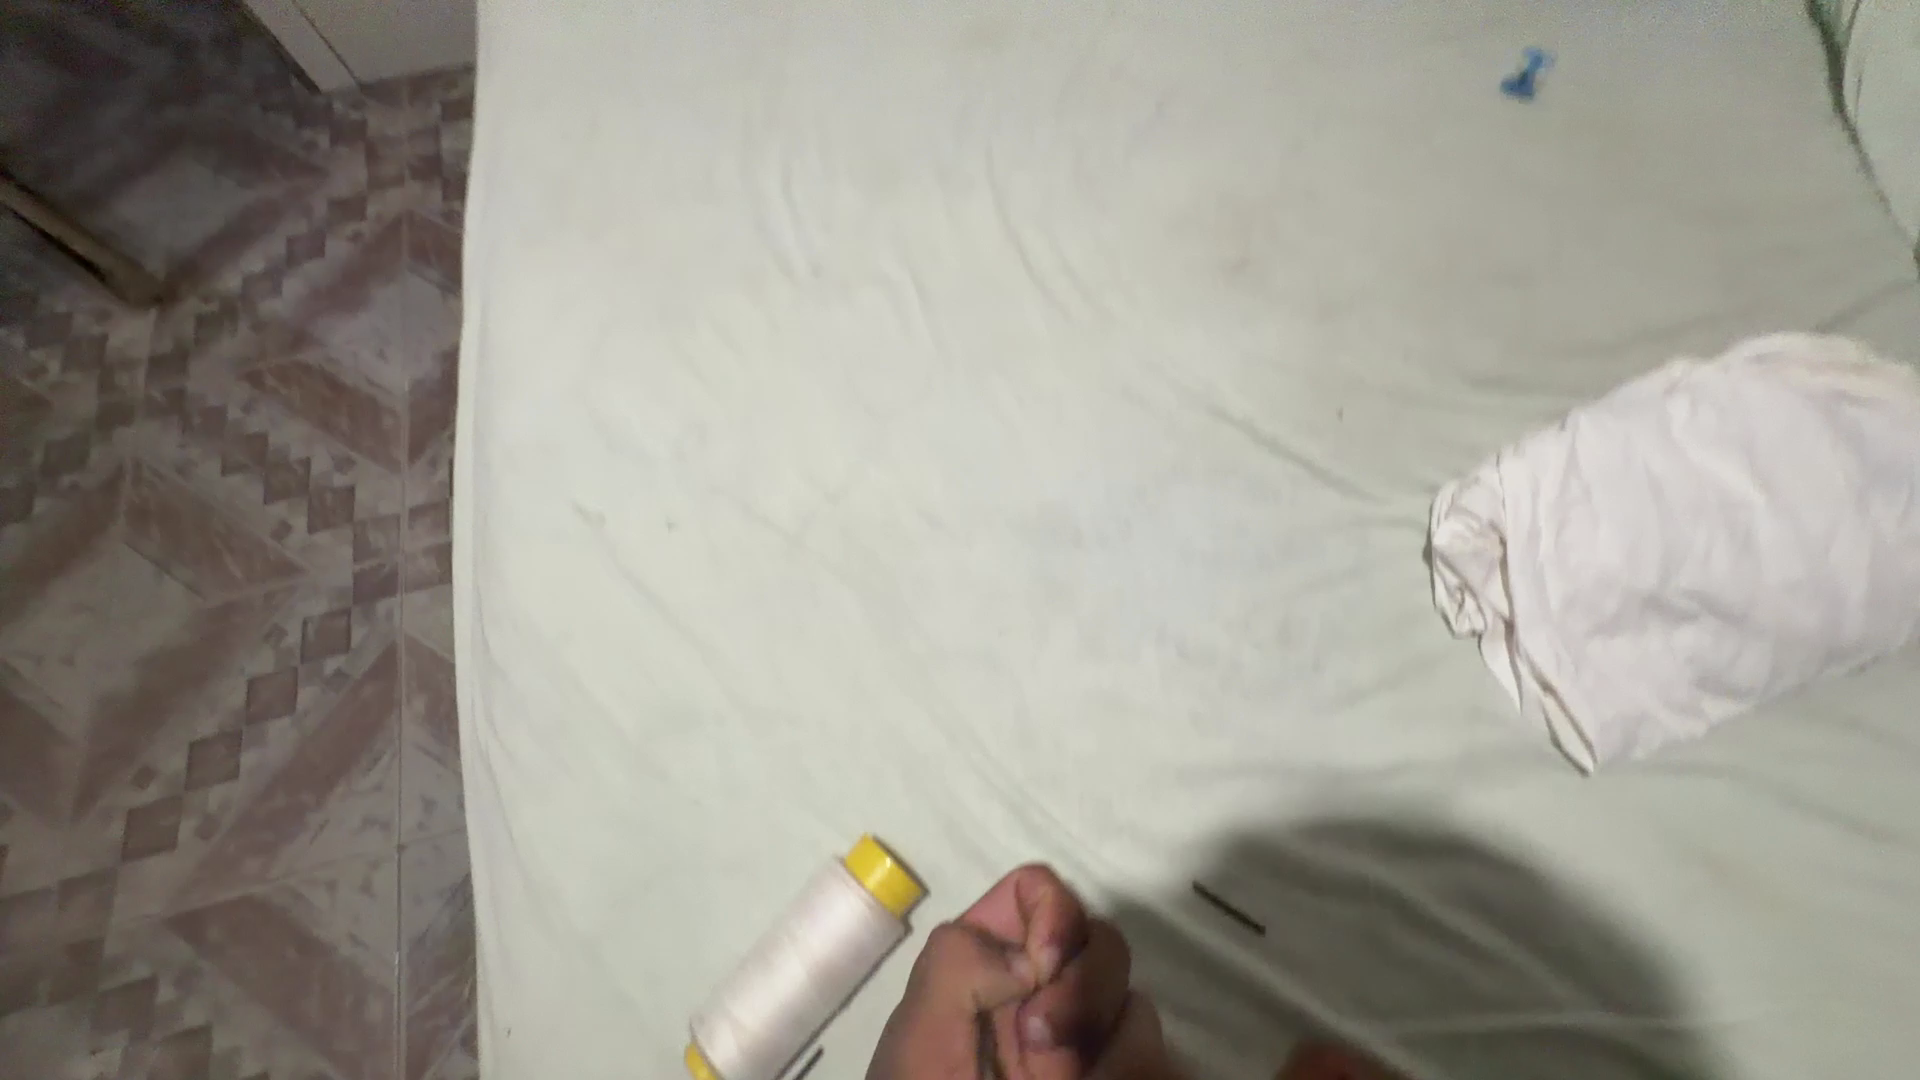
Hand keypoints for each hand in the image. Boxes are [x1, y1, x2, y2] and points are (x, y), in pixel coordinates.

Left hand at [867, 864, 1177, 1079]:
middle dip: (1086, 987)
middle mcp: (1044, 993)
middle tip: (1043, 1044)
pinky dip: (1137, 1072)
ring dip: (1117, 1053)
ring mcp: (1083, 1046)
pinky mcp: (1112, 1076)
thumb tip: (1031, 958)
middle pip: (1102, 941)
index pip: (1037, 891)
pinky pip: (1161, 1065)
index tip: (1040, 965)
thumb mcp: (919, 1034)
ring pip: (1138, 1011)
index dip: (1052, 911)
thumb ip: (955, 966)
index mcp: (992, 962)